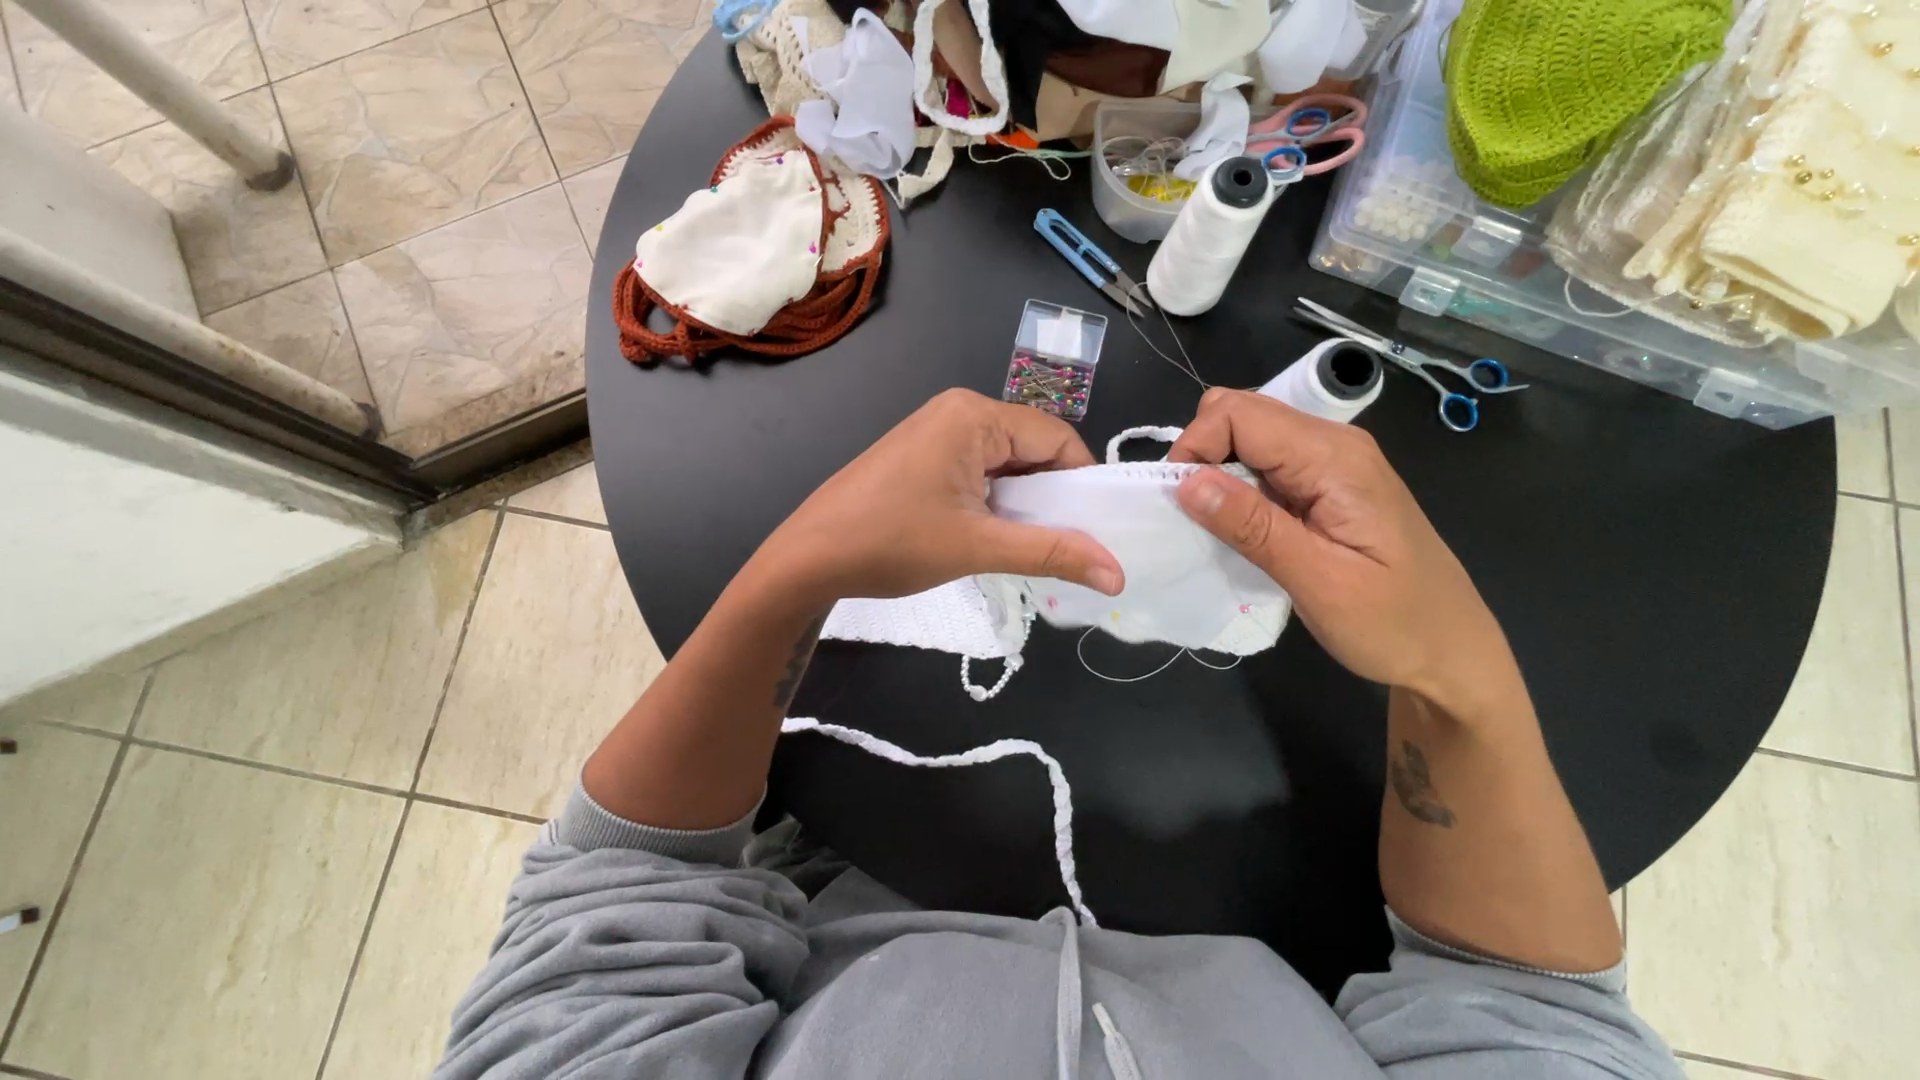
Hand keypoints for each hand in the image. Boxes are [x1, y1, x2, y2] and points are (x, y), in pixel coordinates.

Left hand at [755, 389, 1123, 603]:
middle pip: (1032, 448)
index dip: (1080, 485)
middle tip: (1057, 546)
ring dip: (1021, 503)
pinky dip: (993, 500)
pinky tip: (987, 534)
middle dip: (1050, 497)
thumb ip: (1052, 553)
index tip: (1091, 532)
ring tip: (1020, 545)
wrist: (808, 558)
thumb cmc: (892, 544)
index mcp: (974, 416)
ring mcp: (935, 430)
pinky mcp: (920, 453)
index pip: (1057, 439)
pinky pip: (977, 469)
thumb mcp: (979, 548)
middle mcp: (957, 410)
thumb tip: (1119, 575)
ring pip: (1006, 462)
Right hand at [1168, 389, 1513, 710]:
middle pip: (1241, 414)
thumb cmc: (1392, 624)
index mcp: (1334, 458)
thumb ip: (1252, 527)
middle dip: (1202, 456)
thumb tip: (1186, 481)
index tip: (1180, 504)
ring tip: (1222, 529)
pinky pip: (1267, 464)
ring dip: (1219, 474)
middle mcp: (1334, 444)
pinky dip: (1240, 488)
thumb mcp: (1318, 581)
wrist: (1451, 652)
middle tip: (1200, 519)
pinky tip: (1247, 530)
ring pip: (1250, 437)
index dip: (1196, 446)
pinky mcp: (1328, 484)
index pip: (1238, 414)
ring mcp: (1333, 462)